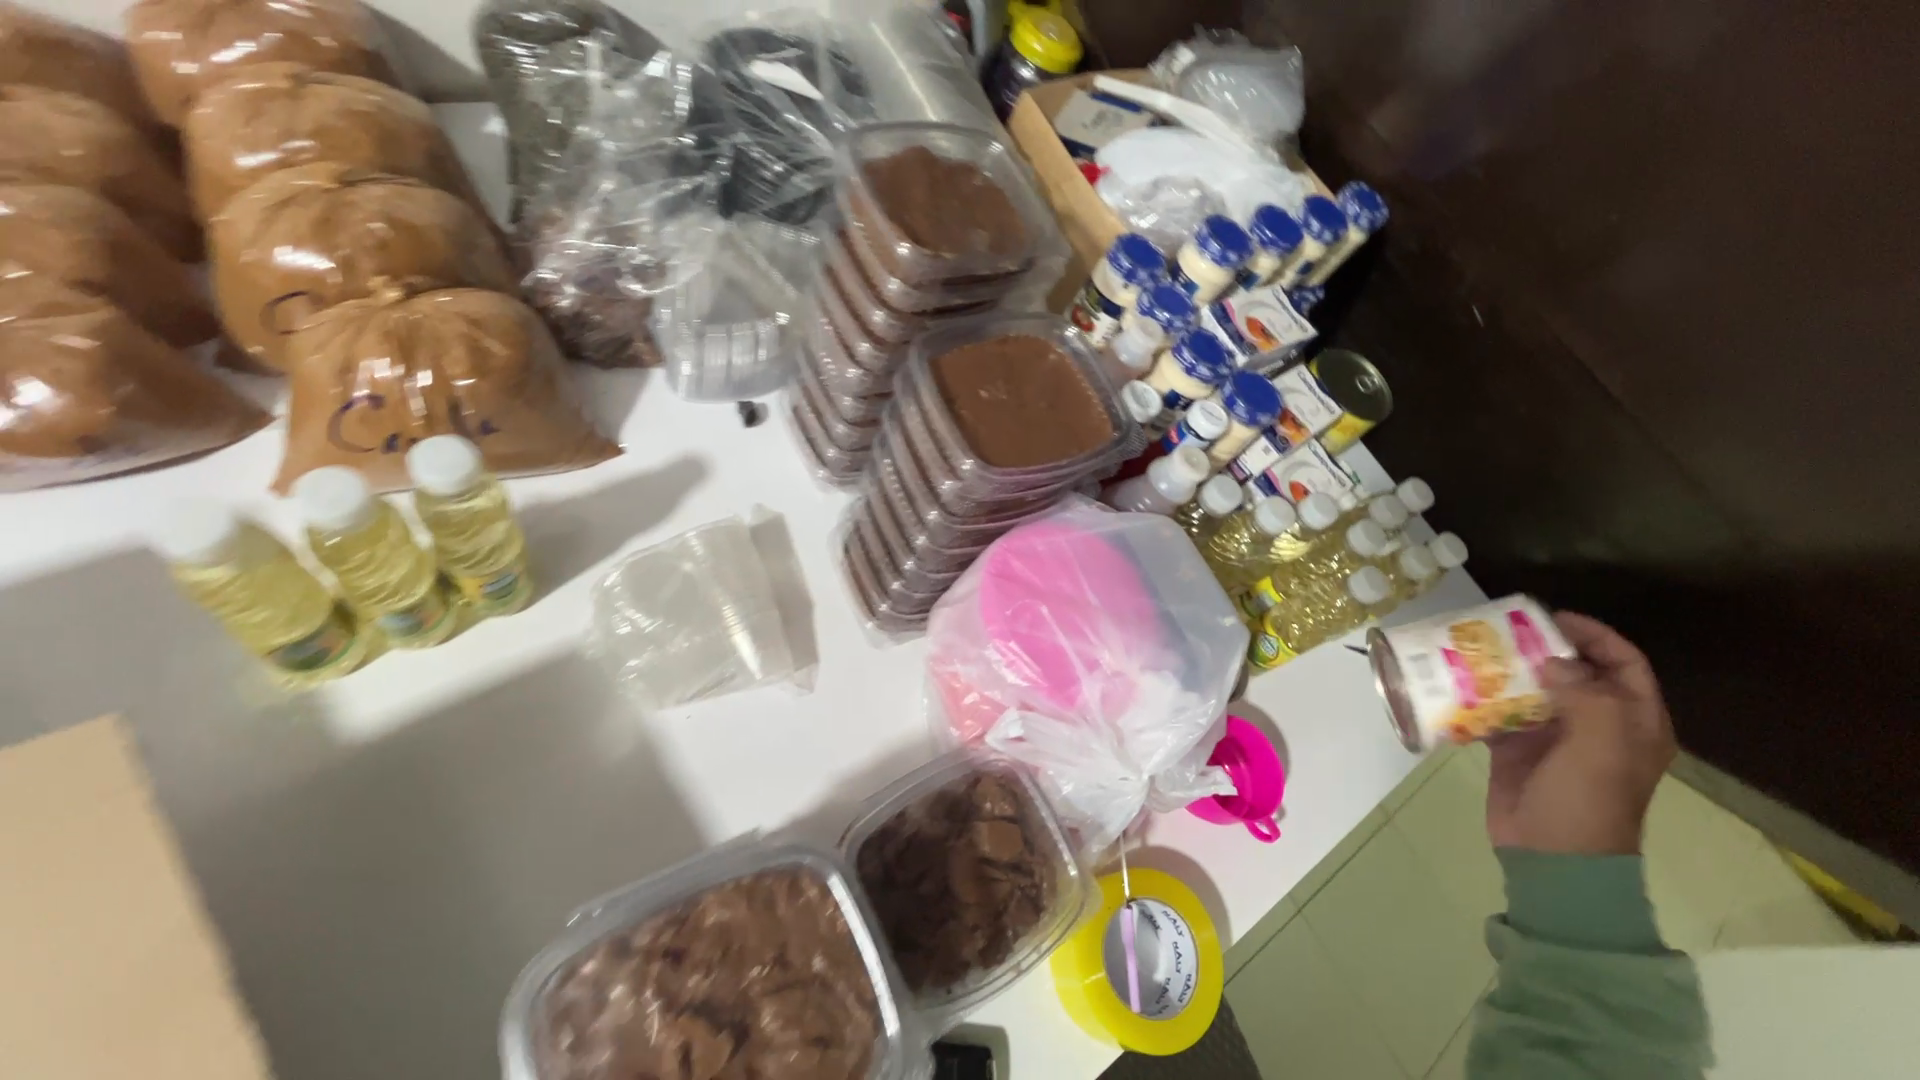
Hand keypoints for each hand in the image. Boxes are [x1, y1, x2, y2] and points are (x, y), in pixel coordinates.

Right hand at [1485, 612, 1674, 854]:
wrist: (1552, 857)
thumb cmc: (1586, 800)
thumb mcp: (1601, 745)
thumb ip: (1586, 695)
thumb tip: (1552, 661)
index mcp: (1632, 722)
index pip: (1623, 663)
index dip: (1594, 636)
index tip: (1553, 618)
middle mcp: (1596, 724)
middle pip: (1573, 671)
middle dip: (1541, 648)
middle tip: (1504, 630)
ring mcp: (1554, 738)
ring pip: (1533, 689)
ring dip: (1507, 670)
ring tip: (1474, 649)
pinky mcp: (1516, 750)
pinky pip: (1499, 714)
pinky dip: (1481, 699)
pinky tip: (1458, 685)